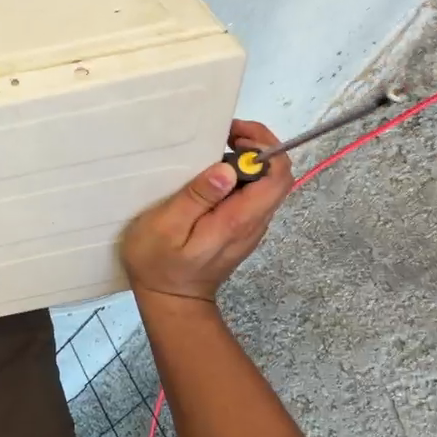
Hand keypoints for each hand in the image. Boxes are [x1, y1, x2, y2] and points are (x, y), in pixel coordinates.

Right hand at [120, 119, 294, 303]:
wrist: (170, 302)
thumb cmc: (158, 263)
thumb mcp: (166, 227)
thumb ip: (196, 198)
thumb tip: (227, 170)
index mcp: (239, 219)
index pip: (277, 175)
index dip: (264, 146)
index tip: (232, 133)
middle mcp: (254, 223)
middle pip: (276, 177)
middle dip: (256, 147)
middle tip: (220, 136)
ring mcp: (250, 228)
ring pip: (265, 186)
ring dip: (246, 161)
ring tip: (211, 150)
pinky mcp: (240, 231)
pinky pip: (250, 197)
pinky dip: (238, 178)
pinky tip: (209, 176)